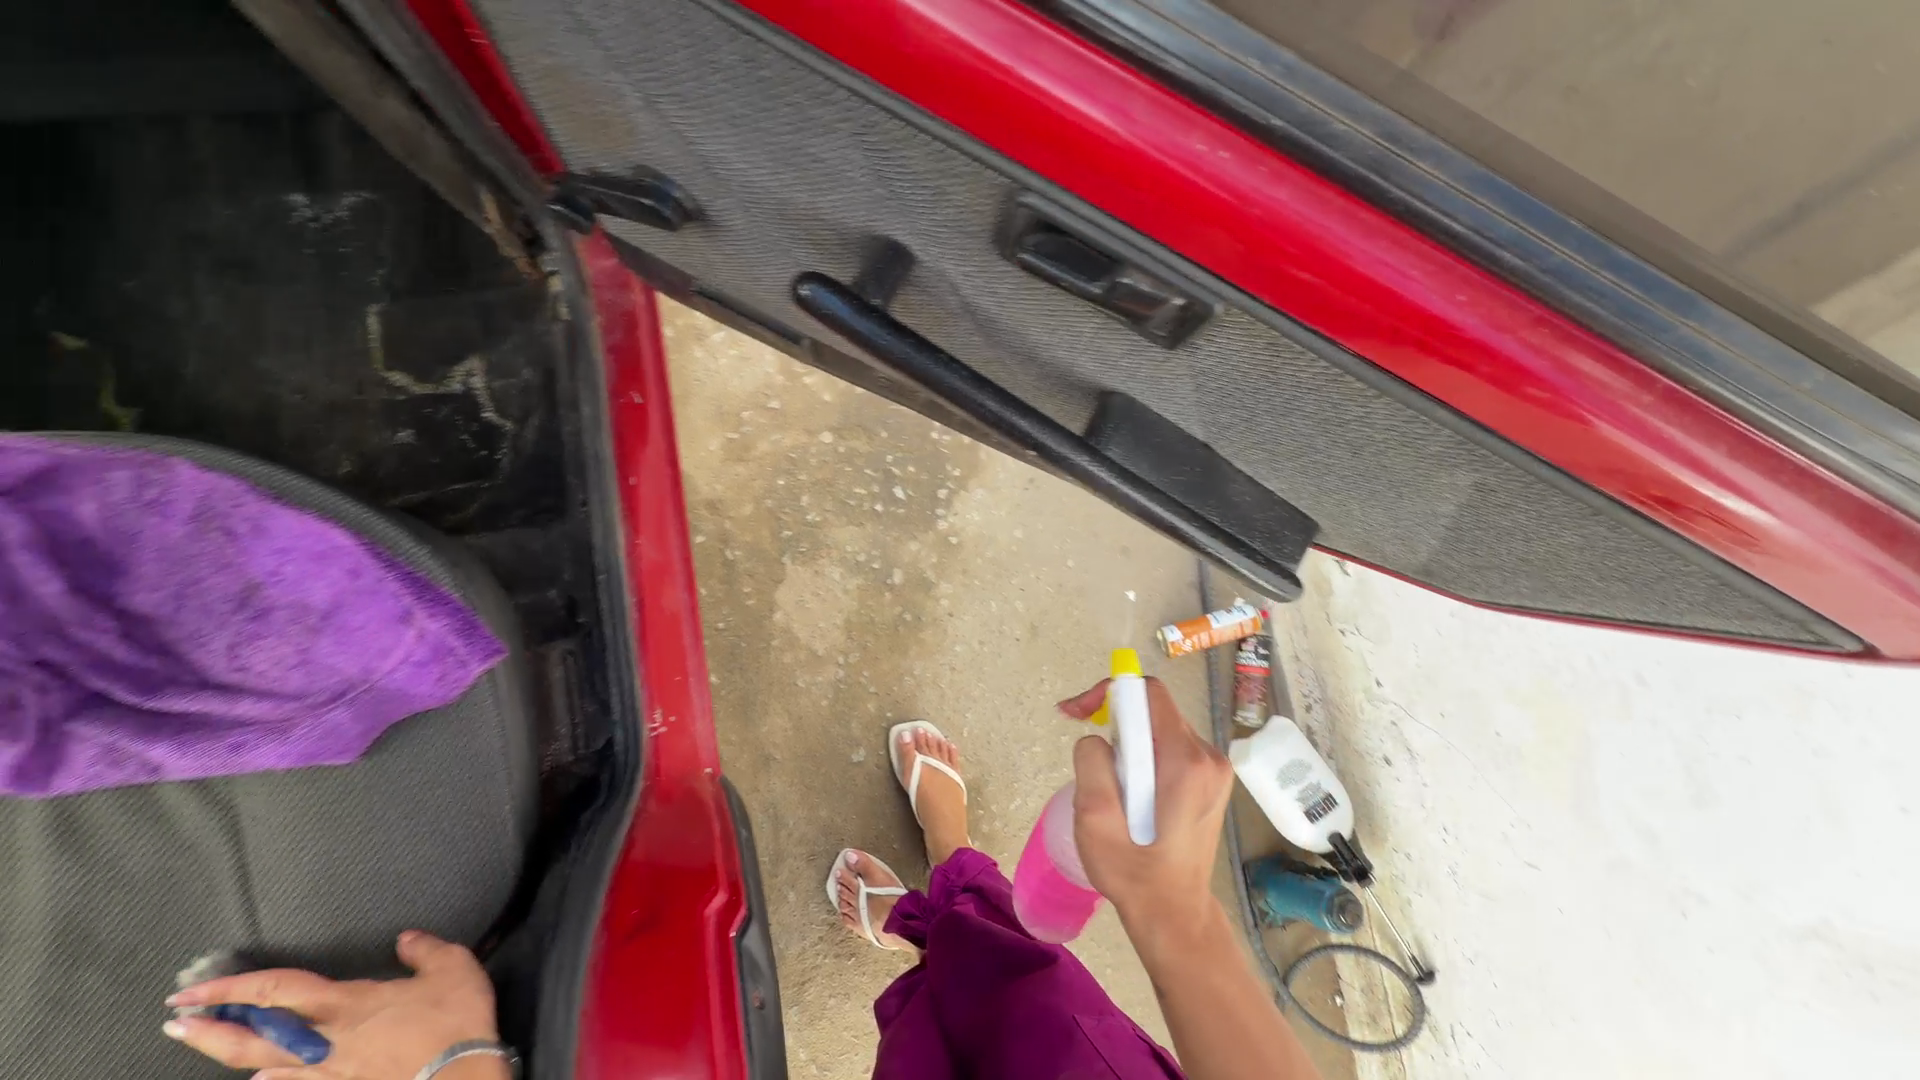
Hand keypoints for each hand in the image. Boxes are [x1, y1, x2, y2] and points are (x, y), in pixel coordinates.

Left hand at [164, 930, 505, 1079]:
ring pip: (264, 1066)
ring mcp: (329, 1072)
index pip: (278, 991)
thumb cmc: (454, 1018)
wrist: (460, 1074)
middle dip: (210, 1030)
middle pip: (252, 1038)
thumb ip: (424, 950)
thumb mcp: (452, 966)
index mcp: (349, 1002)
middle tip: (176, 1023)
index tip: (192, 990)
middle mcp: (326, 1039)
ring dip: (232, 1055)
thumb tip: (405, 938)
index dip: (232, 988)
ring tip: (208, 1047)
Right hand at [1058, 677, 1234, 933]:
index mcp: (1184, 761)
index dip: (1108, 692)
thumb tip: (1096, 737)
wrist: (1173, 914)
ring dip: (1127, 748)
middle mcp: (1209, 757)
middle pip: (1153, 711)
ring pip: (1158, 731)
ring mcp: (1214, 770)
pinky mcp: (1211, 782)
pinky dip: (1143, 760)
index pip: (1148, 692)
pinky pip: (1168, 749)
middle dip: (1114, 724)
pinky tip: (1131, 796)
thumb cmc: (1132, 873)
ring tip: (1112, 789)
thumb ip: (1092, 763)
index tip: (1078, 715)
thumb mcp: (1095, 819)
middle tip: (1089, 761)